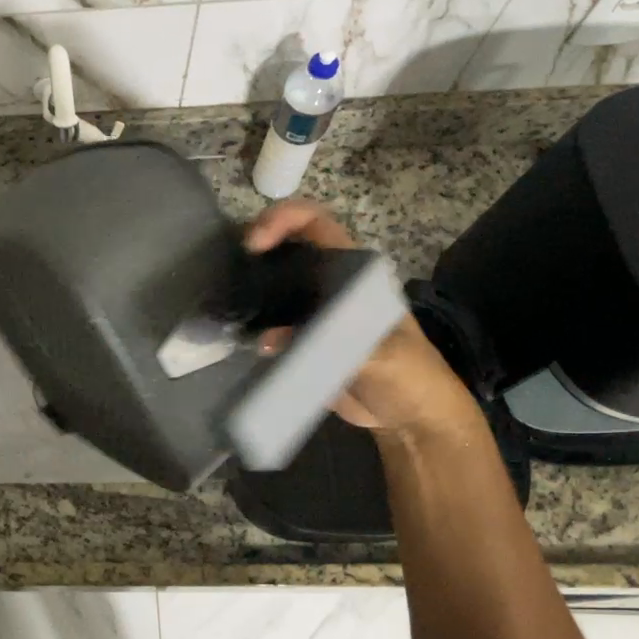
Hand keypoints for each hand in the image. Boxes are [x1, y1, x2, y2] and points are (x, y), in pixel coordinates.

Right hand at [245, 201, 480, 434]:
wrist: (410, 418)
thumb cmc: (410, 376)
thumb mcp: (381, 356)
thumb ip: (332, 344)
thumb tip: (270, 340)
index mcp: (356, 274)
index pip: (317, 226)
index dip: (284, 220)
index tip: (256, 241)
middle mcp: (332, 285)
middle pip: (289, 249)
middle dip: (258, 247)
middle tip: (233, 266)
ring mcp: (314, 313)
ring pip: (276, 285)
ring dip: (251, 286)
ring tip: (228, 300)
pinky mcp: (302, 341)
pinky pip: (270, 324)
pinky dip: (252, 325)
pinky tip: (239, 333)